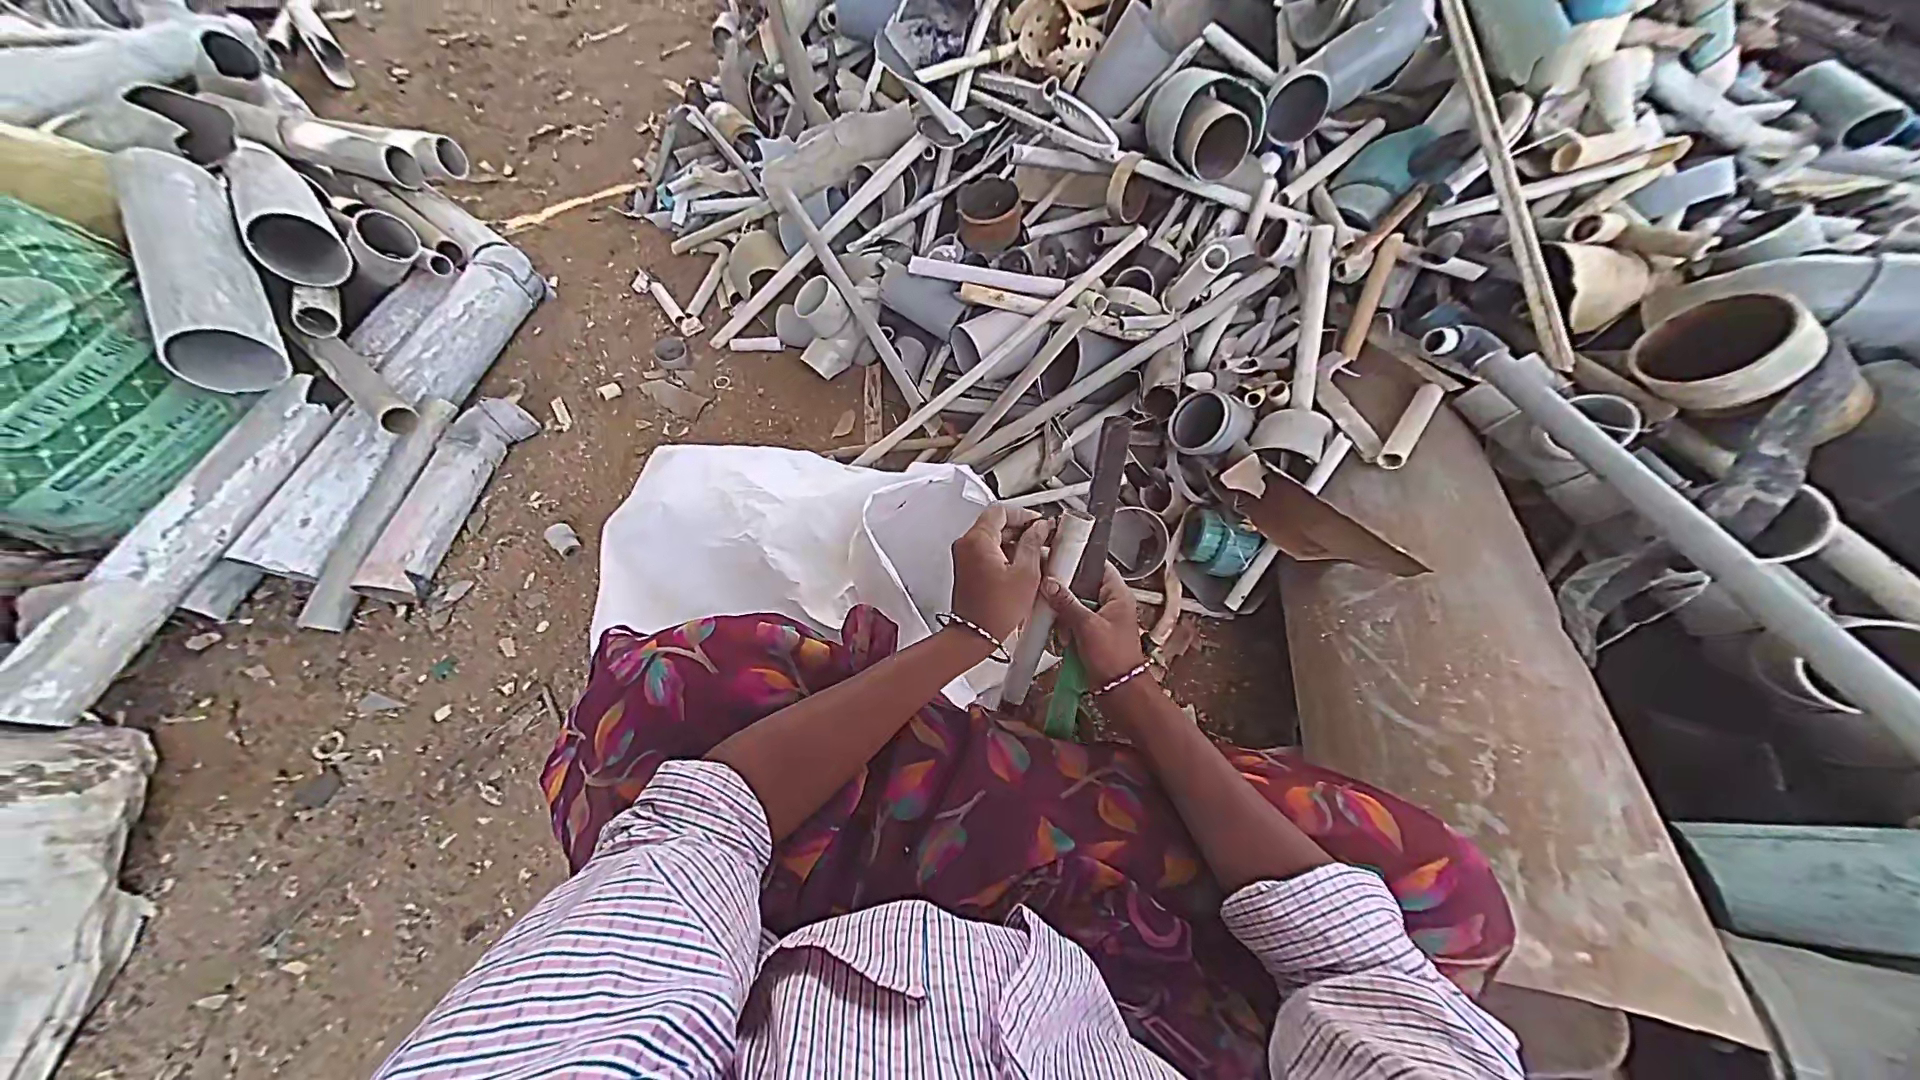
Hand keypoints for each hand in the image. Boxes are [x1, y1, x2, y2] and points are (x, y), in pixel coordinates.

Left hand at [950, 503, 1050, 641]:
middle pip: (996, 524)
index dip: (1024, 514)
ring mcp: (965, 557)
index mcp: (978, 540)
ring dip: (1015, 543)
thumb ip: (1033, 544)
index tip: (1039, 523)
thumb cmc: (994, 611)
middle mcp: (967, 545)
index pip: (1001, 511)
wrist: (975, 634)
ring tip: (1036, 555)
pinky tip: (1023, 567)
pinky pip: (988, 552)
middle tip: (1042, 538)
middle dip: (1022, 529)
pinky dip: (1006, 555)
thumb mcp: (1025, 573)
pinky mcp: (968, 569)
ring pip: (993, 538)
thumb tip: (1039, 529)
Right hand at [1041, 563, 1148, 685]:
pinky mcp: (1090, 633)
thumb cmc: (1113, 657)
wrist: (1118, 690)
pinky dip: (1065, 629)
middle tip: (1054, 602)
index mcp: (1118, 594)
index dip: (1078, 562)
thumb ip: (1067, 603)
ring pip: (1073, 605)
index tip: (1057, 561)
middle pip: (1081, 586)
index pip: (1098, 566)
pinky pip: (1072, 623)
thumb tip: (1050, 583)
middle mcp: (1110, 603)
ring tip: (1063, 631)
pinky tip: (1063, 640)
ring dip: (1063, 617)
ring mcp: (1100, 619)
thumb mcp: (1087, 626)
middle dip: (1065, 596)